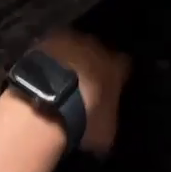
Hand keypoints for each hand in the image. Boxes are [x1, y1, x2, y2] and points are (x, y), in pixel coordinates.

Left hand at [36, 30, 128, 152]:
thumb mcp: (106, 132)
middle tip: (87, 85)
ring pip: (75, 46)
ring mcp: (70, 38)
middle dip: (94, 65)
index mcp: (117, 64)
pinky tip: (47, 75)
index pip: (125, 66)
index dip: (119, 77)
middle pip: (99, 51)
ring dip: (72, 59)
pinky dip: (52, 58)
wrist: (45, 100)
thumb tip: (107, 120)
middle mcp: (97, 44)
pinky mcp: (45, 39)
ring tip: (64, 79)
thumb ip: (111, 118)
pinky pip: (53, 47)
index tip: (114, 89)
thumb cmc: (83, 119)